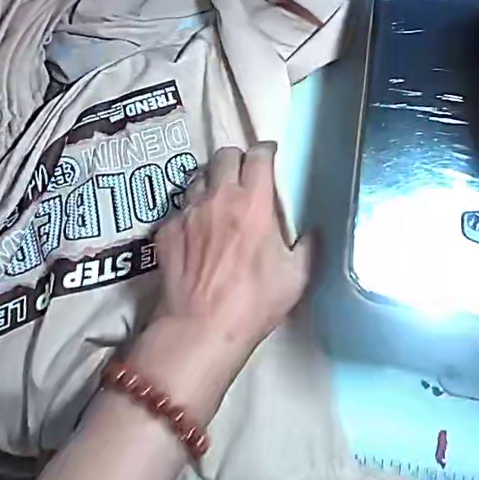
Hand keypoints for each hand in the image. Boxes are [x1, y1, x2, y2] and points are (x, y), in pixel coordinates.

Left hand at [128, 143, 311, 417]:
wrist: (200, 328)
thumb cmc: (254, 302)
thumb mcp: (295, 277)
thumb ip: (307, 247)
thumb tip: (312, 233)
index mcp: (253, 202)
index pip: (258, 156)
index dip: (266, 151)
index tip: (270, 155)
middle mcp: (218, 197)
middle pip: (224, 155)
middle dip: (237, 158)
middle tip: (243, 173)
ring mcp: (188, 210)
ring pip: (198, 177)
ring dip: (211, 181)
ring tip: (218, 198)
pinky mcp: (166, 228)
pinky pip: (179, 208)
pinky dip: (190, 212)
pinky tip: (195, 229)